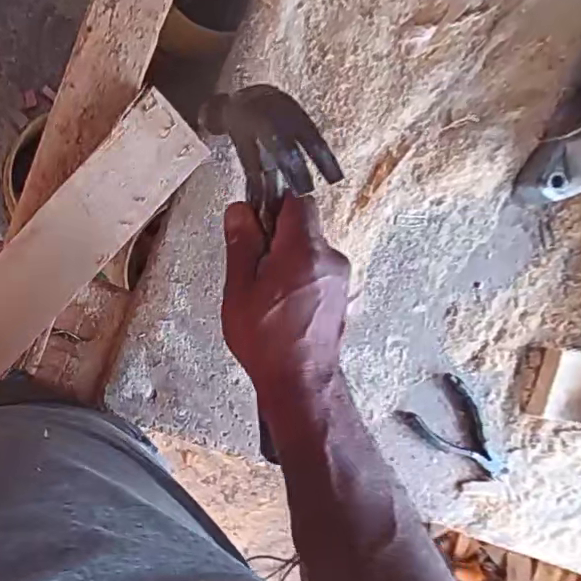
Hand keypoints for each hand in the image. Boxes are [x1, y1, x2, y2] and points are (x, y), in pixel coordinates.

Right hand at [222, 196, 350, 398]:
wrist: (299, 379)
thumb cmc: (265, 339)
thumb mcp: (239, 289)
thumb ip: (242, 245)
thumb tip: (240, 211)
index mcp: (303, 250)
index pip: (295, 201)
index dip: (270, 204)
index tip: (250, 218)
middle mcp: (330, 257)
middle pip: (302, 227)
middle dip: (274, 237)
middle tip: (248, 264)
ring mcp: (340, 277)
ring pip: (308, 250)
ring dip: (284, 259)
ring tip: (261, 291)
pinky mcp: (341, 294)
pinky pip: (316, 270)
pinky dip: (297, 276)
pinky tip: (278, 303)